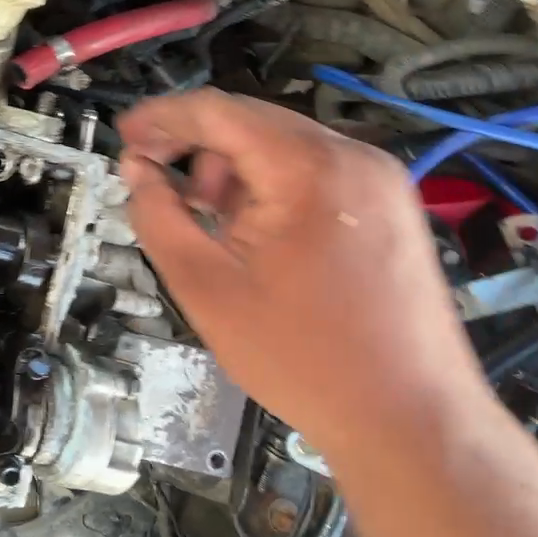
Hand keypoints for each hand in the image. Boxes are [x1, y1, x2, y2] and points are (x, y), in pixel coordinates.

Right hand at [118, 88, 493, 457]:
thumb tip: (137, 170)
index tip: (124, 137)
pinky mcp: (389, 207)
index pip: (217, 110)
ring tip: (201, 213)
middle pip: (249, 120)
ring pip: (279, 143)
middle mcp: (353, 158)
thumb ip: (157, 214)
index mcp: (309, 168)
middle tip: (149, 173)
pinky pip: (310, 170)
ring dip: (228, 165)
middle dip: (192, 143)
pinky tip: (245, 225)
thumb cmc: (302, 356)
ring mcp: (380, 181)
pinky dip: (266, 183)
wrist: (413, 426)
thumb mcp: (203, 284)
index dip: (161, 117)